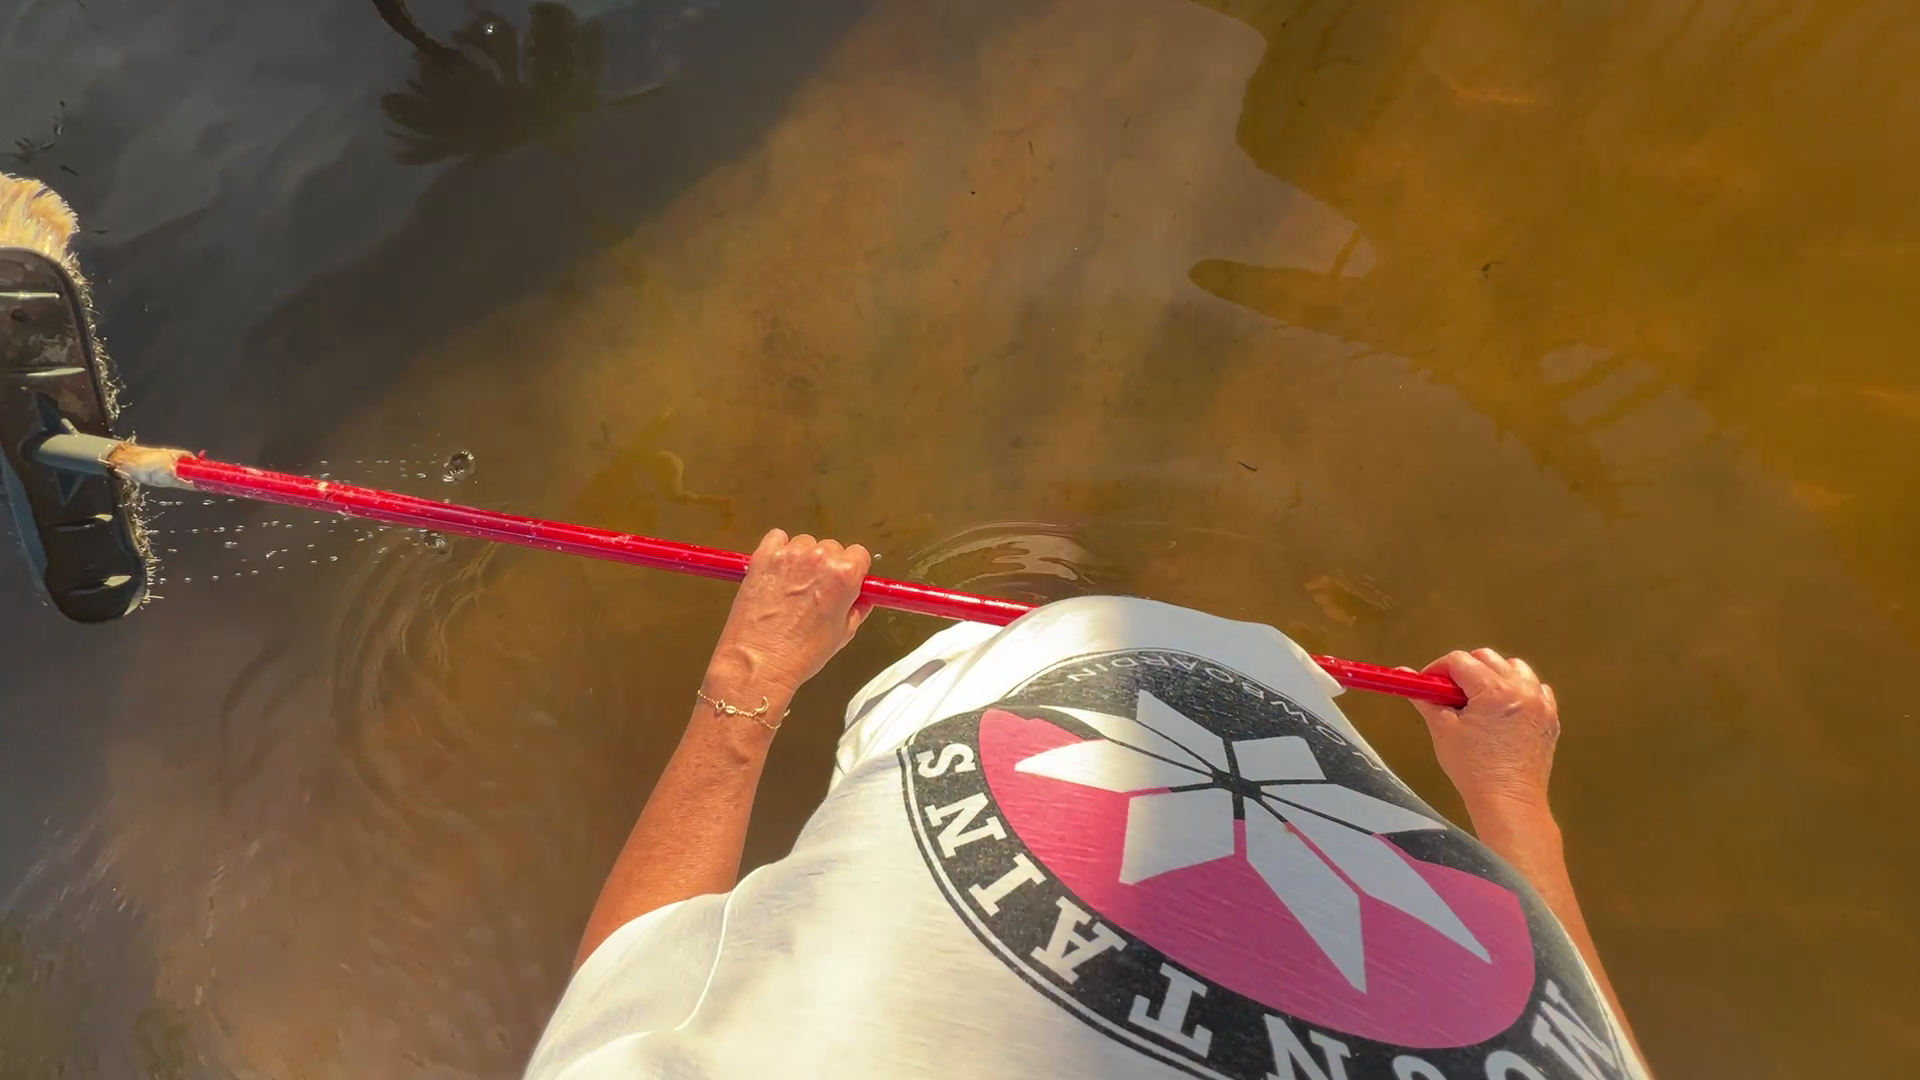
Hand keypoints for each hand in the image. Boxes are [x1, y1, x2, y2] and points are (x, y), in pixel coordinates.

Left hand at [707, 529, 873, 699]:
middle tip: (817, 589)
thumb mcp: (843, 634)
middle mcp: (819, 559)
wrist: (759, 661)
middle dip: (828, 565)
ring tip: (793, 585)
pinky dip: (778, 549)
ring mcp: (790, 555)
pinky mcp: (763, 556)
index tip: (847, 580)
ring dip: (803, 558)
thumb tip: (861, 600)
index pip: (859, 554)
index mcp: (845, 575)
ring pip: (805, 543)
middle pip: (832, 547)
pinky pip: (776, 538)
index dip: (854, 569)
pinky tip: (777, 571)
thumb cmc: (800, 653)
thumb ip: (857, 609)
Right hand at [1409, 648, 1559, 821]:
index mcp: (1494, 691)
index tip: (1428, 686)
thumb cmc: (1472, 766)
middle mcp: (1522, 690)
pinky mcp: (1550, 718)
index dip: (1437, 669)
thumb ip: (1425, 696)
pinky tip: (1502, 708)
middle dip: (1463, 669)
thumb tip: (1403, 674)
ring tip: (1477, 698)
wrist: (1508, 800)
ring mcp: (1541, 704)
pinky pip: (1535, 688)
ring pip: (1514, 668)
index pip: (1459, 660)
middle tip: (1449, 693)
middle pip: (1487, 658)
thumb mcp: (1441, 728)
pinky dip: (1517, 689)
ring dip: (1493, 674)